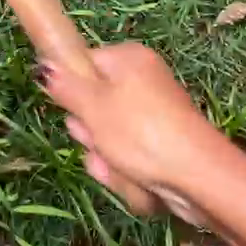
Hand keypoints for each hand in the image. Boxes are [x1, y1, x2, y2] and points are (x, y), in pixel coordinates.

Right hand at [39, 44, 229, 211]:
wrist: (202, 180)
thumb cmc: (141, 132)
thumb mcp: (92, 106)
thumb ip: (64, 85)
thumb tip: (43, 65)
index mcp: (129, 59)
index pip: (86, 66)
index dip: (74, 92)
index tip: (73, 113)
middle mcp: (144, 82)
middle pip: (97, 107)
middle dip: (93, 136)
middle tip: (96, 144)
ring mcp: (157, 117)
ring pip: (113, 140)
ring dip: (110, 162)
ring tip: (119, 171)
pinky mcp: (166, 149)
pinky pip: (134, 159)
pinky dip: (132, 175)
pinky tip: (138, 185)